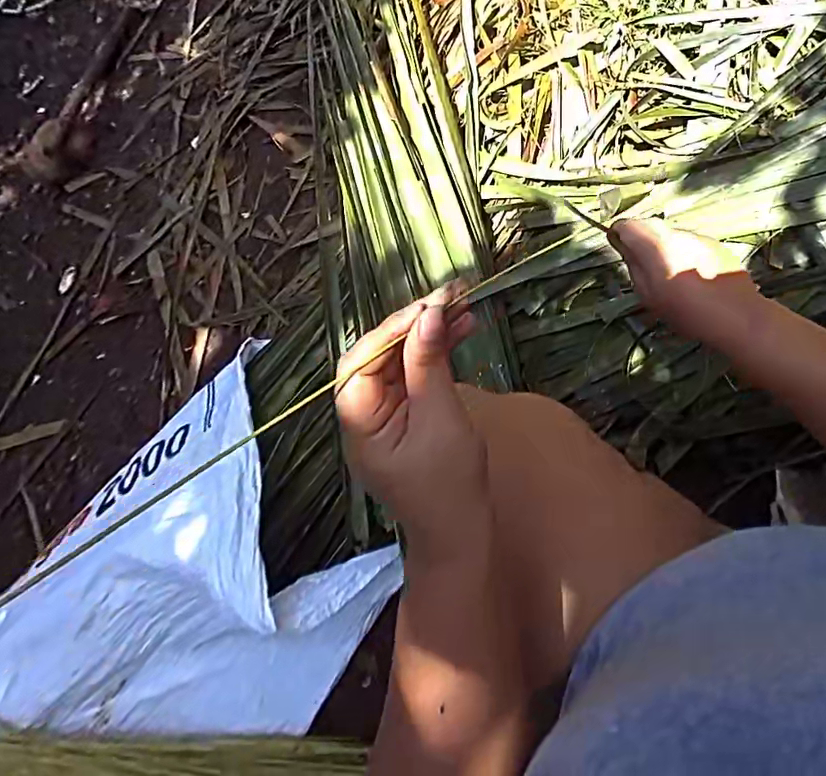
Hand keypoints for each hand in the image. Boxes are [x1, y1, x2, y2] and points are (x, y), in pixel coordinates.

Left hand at [335, 283, 488, 550]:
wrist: (461, 530)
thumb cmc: (449, 483)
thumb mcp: (441, 419)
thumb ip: (430, 366)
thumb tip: (429, 316)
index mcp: (359, 420)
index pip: (364, 360)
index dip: (394, 328)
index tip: (432, 305)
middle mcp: (364, 411)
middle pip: (383, 353)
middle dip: (417, 323)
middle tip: (454, 295)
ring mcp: (386, 411)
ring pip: (403, 358)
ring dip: (432, 332)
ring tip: (467, 306)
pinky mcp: (408, 411)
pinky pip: (418, 372)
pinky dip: (439, 351)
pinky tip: (463, 329)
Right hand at [609, 218, 760, 341]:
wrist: (737, 316)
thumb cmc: (688, 312)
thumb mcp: (649, 296)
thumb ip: (634, 266)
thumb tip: (624, 247)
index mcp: (656, 245)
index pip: (627, 224)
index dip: (620, 235)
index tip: (620, 249)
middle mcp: (677, 233)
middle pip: (650, 226)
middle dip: (642, 240)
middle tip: (644, 267)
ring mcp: (699, 237)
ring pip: (672, 234)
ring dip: (666, 247)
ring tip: (671, 276)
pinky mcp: (716, 244)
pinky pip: (692, 243)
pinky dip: (686, 253)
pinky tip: (693, 276)